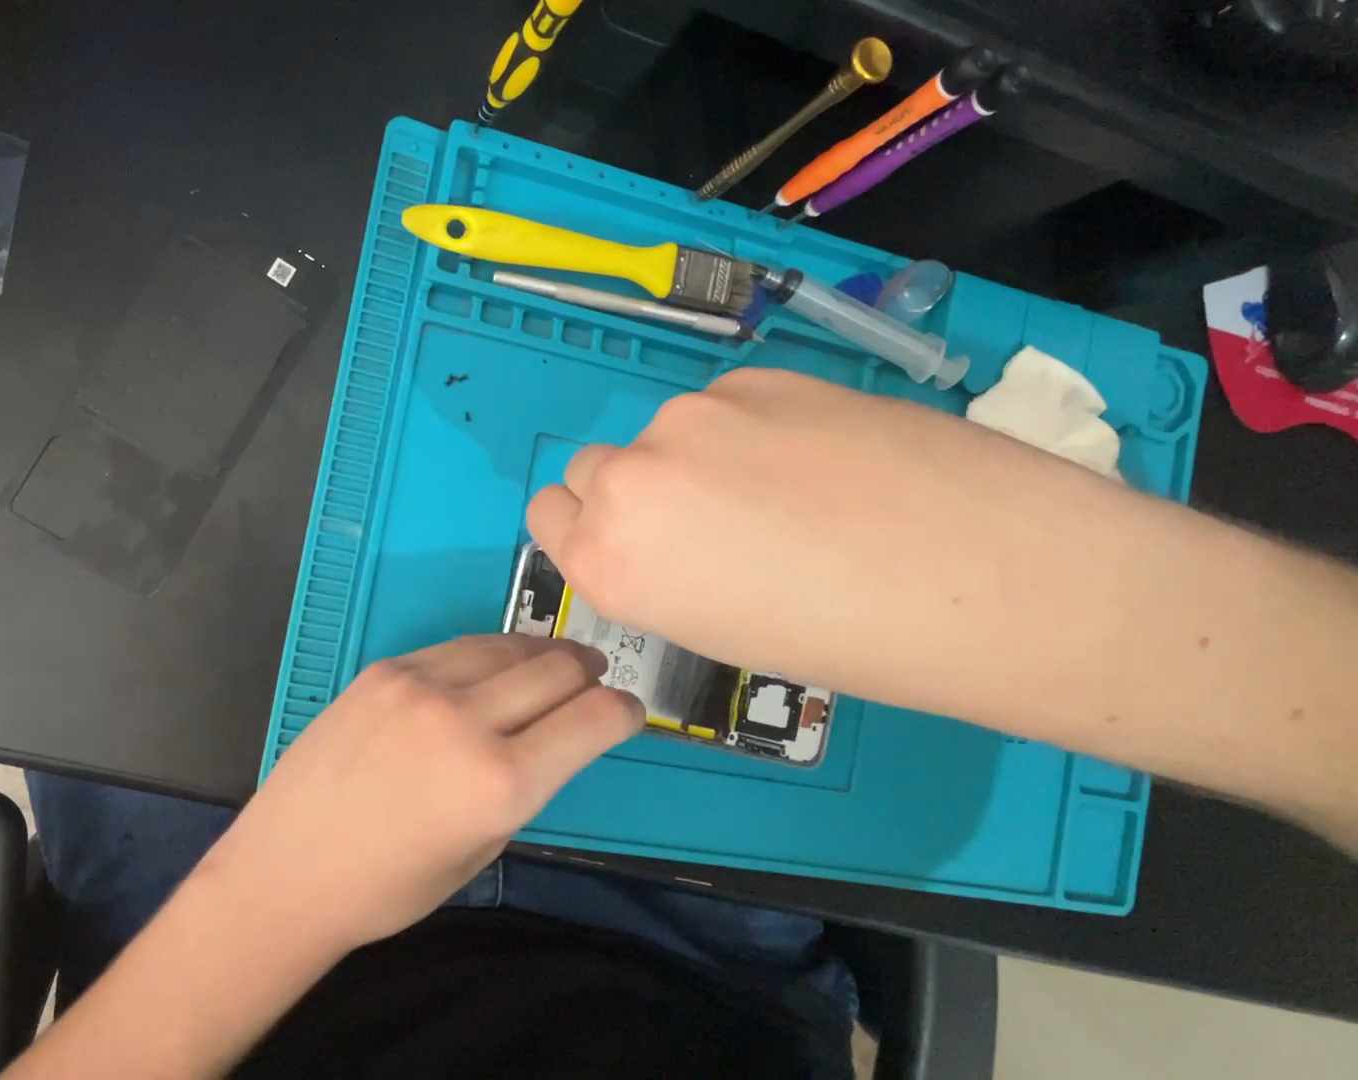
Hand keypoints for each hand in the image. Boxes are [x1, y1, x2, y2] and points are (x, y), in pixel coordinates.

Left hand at [194, 634, 642, 951]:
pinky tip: (494, 666)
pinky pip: (458, 647)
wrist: (289, 866)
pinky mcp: (385, 669)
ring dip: (543, 655)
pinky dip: (490, 654)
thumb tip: (553, 739)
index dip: (625, 711)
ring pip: (509, 646)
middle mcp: (467, 720)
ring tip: (554, 664)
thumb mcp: (481, 851)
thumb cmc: (390, 887)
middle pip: (558, 669)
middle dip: (589, 674)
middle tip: (595, 681)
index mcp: (501, 784)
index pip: (593, 719)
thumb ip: (524, 786)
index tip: (629, 711)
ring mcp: (420, 685)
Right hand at [525, 367, 1143, 712]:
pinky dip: (751, 428)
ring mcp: (689, 419)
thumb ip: (654, 570)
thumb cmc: (844, 642)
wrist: (985, 578)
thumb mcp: (714, 628)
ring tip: (785, 491)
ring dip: (697, 456)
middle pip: (592, 468)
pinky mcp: (756, 377)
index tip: (637, 545)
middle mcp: (626, 481)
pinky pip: (725, 404)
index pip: (549, 515)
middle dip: (632, 492)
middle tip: (708, 521)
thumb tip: (660, 529)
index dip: (589, 531)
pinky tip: (820, 459)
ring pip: (663, 433)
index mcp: (608, 561)